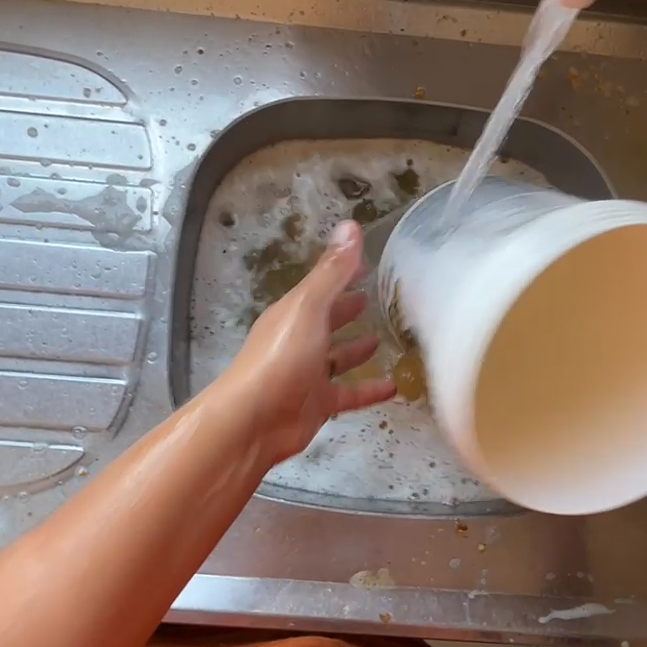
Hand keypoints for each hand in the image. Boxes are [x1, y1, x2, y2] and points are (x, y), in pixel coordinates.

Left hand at [213, 220, 396, 464]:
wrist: (253, 421)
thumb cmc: (280, 358)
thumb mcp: (309, 308)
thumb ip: (332, 272)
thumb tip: (351, 225)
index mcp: (293, 313)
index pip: (322, 287)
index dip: (343, 274)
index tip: (369, 263)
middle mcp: (299, 340)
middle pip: (328, 320)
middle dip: (348, 309)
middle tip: (378, 298)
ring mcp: (307, 374)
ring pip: (337, 357)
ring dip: (357, 348)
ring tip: (384, 338)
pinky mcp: (317, 405)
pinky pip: (348, 393)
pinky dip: (369, 389)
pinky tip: (394, 387)